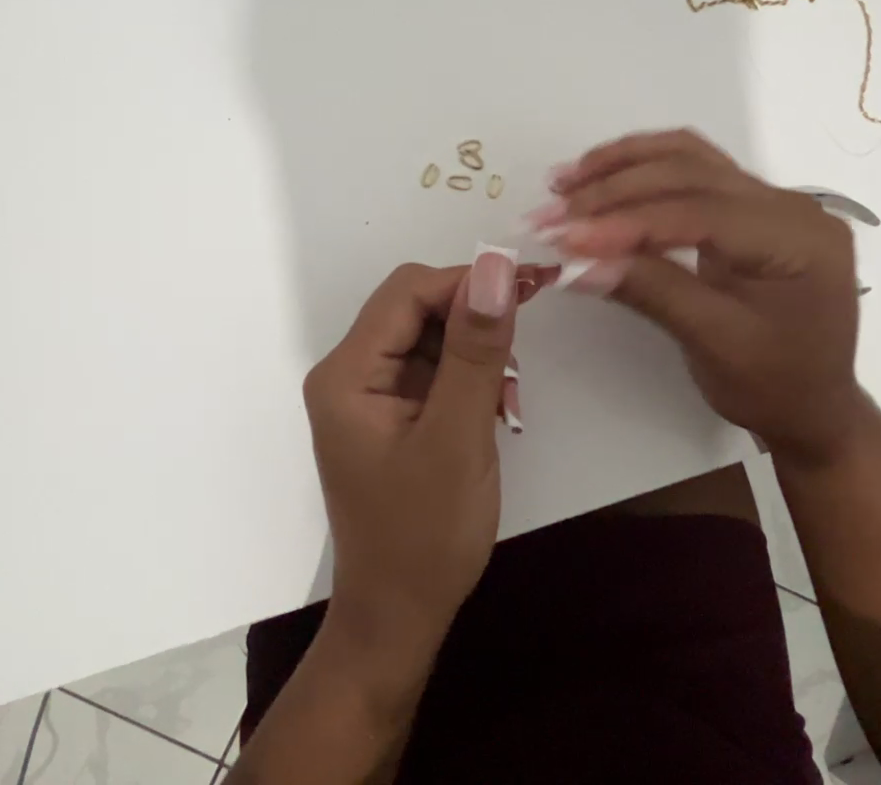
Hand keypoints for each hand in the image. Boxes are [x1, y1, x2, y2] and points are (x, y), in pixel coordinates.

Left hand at [302, 255, 534, 643]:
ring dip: (476, 357)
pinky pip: (432, 372)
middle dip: (474, 325)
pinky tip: (491, 414)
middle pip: (417, 310)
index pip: (408, 292)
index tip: (533, 290)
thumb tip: (495, 266)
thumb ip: (475, 350)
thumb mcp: (458, 436)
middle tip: (517, 366)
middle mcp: (349, 374)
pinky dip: (468, 382)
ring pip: (430, 338)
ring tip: (504, 404)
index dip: (469, 282)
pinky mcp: (390, 416)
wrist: (401, 614)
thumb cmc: (425, 534)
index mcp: (348, 374)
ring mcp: (368, 397)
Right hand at [535, 129, 864, 465]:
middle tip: (548, 216)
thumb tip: (574, 264)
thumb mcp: (714, 343)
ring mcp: (772, 201)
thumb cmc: (773, 385)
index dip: (624, 222)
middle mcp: (790, 204)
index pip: (698, 211)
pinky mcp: (750, 208)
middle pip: (690, 172)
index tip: (562, 239)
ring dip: (621, 167)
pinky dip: (642, 170)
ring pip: (688, 158)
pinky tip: (602, 177)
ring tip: (563, 183)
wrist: (813, 407)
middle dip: (612, 191)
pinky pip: (693, 171)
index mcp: (797, 239)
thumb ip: (650, 291)